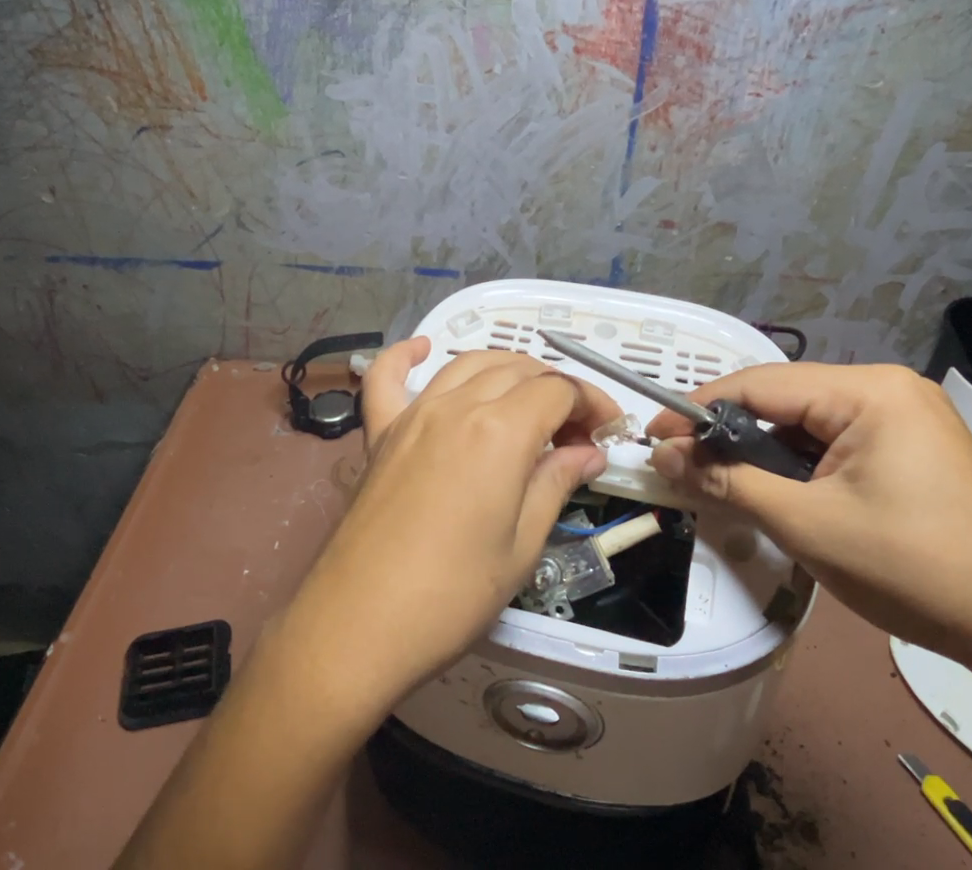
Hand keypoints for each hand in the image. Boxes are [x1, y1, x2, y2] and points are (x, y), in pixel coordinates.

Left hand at [278, 339, 621, 708]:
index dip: (591, 403)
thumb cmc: (454, 594)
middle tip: (576, 434)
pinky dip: (405, 355)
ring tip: (528, 405)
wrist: (362, 621)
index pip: (558, 390)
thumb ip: (555, 484)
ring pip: (466, 365)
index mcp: (500, 431)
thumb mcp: (523, 546)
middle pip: (516, 370)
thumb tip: (588, 452)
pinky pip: (387, 378)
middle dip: (556, 390)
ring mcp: (411, 416)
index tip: (608, 432)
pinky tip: (422, 349)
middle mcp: (456, 406)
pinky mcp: (379, 434)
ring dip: (506, 372)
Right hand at [647, 363, 971, 667]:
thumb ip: (726, 481)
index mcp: (869, 391)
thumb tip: (662, 454)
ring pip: (804, 424)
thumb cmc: (911, 568)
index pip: (759, 385)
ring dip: (758, 453)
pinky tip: (768, 491)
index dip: (697, 410)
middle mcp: (887, 389)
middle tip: (677, 466)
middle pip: (781, 400)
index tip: (651, 437)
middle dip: (726, 434)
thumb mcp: (805, 523)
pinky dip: (794, 465)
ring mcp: (904, 418)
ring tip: (714, 483)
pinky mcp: (910, 449)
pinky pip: (832, 443)